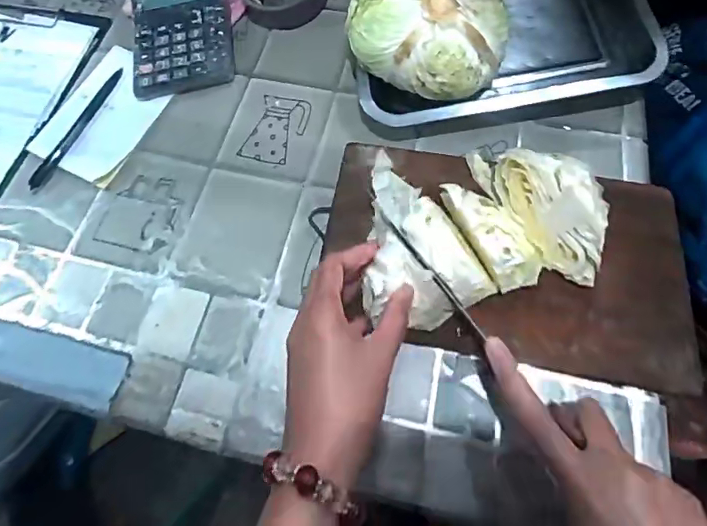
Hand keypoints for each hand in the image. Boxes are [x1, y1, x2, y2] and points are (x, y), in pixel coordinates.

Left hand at [279, 242, 409, 497]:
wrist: (320, 456)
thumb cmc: (352, 398)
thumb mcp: (380, 356)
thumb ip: (394, 318)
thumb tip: (405, 288)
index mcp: (318, 314)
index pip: (331, 267)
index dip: (355, 253)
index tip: (380, 250)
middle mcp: (304, 322)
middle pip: (323, 282)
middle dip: (351, 269)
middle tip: (380, 264)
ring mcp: (301, 343)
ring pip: (322, 304)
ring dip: (347, 292)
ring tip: (378, 288)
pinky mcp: (305, 361)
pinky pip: (322, 324)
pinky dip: (343, 314)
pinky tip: (366, 324)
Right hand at [486, 337, 706, 525]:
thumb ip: (571, 503)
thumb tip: (570, 492)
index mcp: (583, 480)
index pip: (537, 423)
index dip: (513, 381)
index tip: (494, 342)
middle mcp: (617, 466)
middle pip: (587, 412)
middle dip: (575, 423)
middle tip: (572, 455)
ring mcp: (655, 477)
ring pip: (625, 461)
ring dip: (617, 479)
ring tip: (623, 519)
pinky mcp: (686, 495)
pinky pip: (658, 489)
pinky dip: (650, 504)